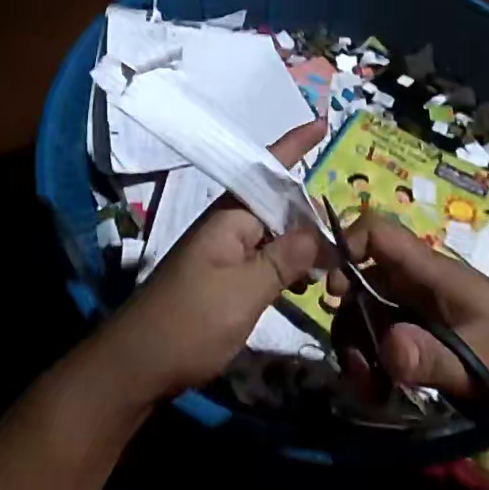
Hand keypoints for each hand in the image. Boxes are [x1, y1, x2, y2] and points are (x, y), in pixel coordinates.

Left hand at [91, 120, 328, 402]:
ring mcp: (225, 252)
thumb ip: (284, 259)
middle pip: (278, 203)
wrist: (137, 366)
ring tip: (339, 257)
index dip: (295, 145)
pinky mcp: (224, 278)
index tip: (323, 122)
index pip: (267, 170)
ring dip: (304, 242)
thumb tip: (319, 232)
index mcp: (230, 217)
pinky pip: (265, 258)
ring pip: (275, 233)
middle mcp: (228, 226)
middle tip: (352, 227)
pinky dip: (289, 264)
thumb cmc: (189, 323)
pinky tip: (309, 282)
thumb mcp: (244, 292)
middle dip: (312, 210)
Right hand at [327, 214, 488, 438]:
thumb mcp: (487, 366)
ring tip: (370, 390)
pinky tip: (386, 392)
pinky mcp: (439, 341)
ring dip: (363, 345)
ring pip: (377, 313)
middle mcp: (427, 286)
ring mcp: (432, 314)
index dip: (348, 244)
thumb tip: (384, 349)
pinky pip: (395, 339)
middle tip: (352, 366)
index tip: (330, 290)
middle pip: (368, 279)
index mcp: (438, 274)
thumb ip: (434, 358)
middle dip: (349, 316)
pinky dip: (382, 361)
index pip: (381, 233)